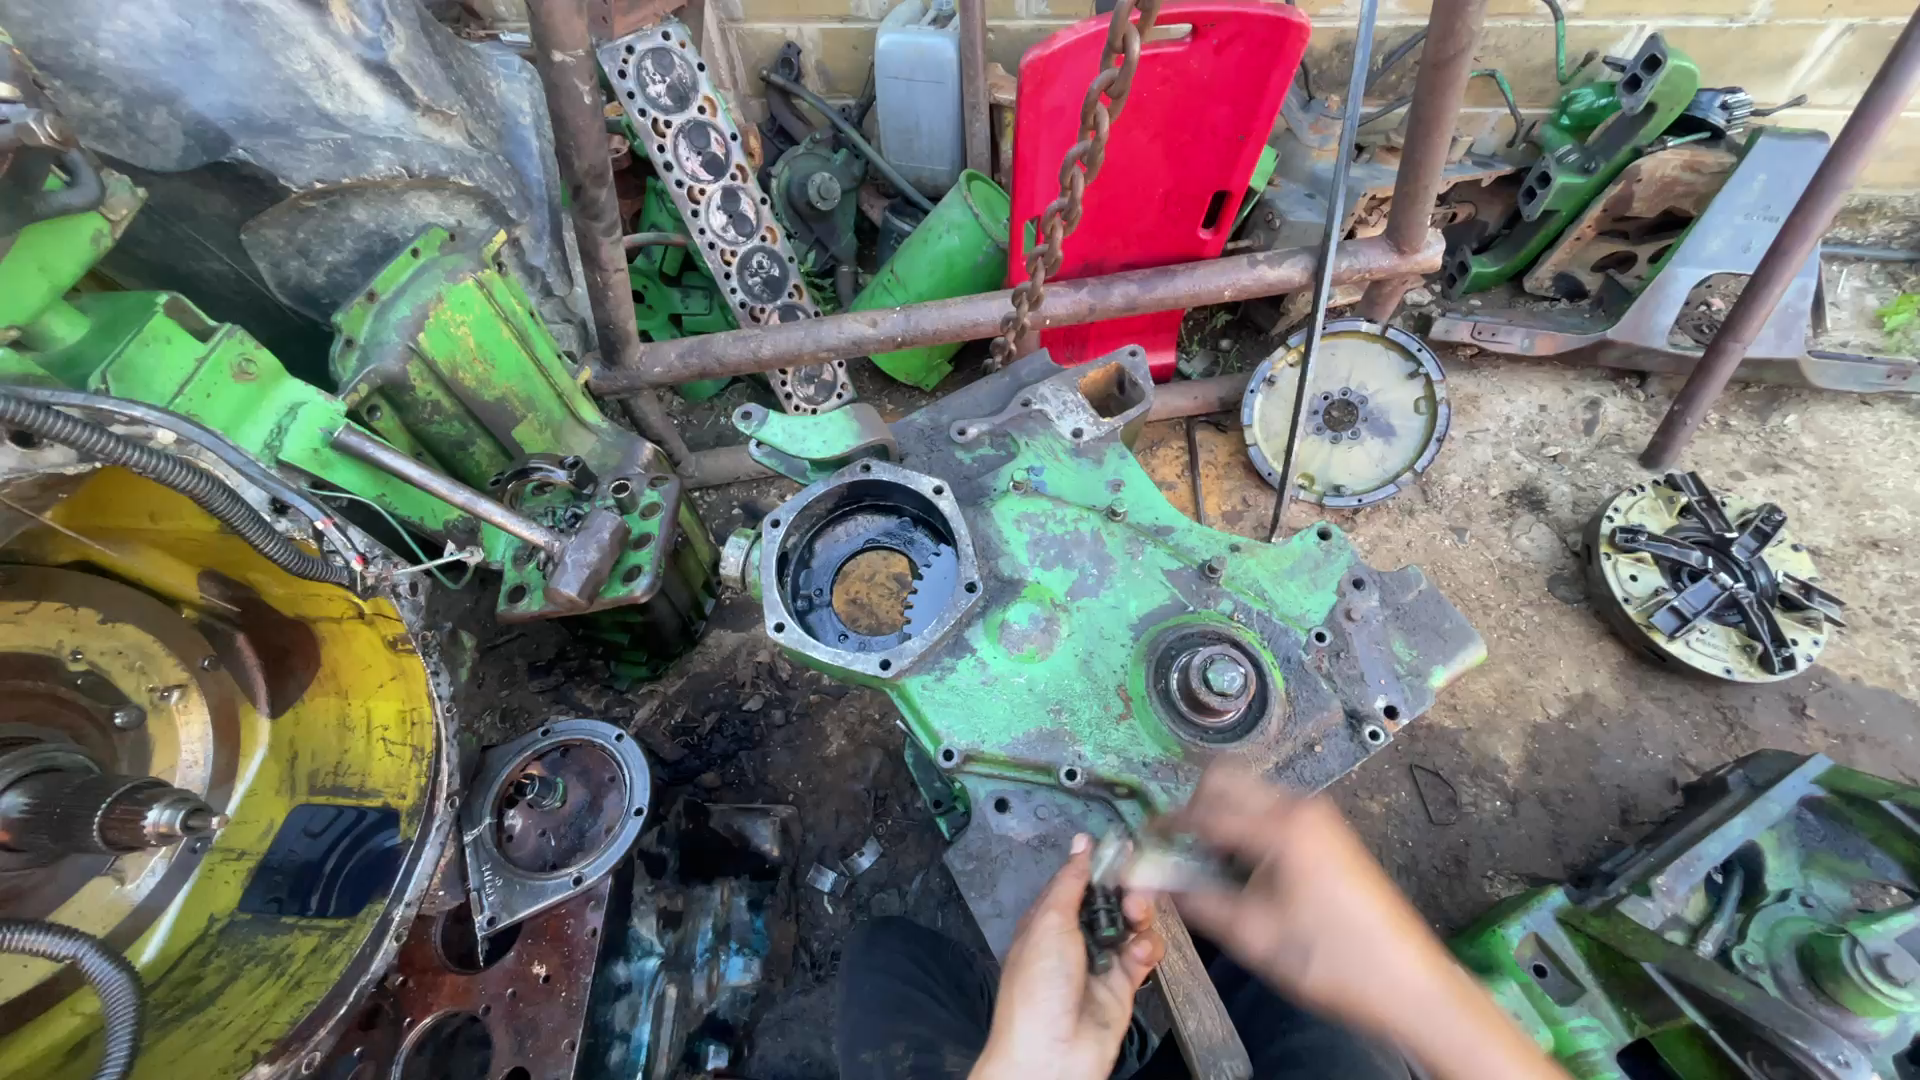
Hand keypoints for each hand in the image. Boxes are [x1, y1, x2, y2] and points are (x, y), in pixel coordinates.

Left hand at [969, 833, 1166, 1079]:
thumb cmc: (1039, 982)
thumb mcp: (1049, 921)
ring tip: (1138, 916)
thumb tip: (1082, 842)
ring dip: (1138, 915)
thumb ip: (1071, 880)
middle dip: (1125, 888)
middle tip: (1136, 887)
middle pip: (1109, 900)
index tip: (1125, 847)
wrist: (1051, 1055)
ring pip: (1130, 923)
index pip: (1078, 880)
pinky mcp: (1124, 984)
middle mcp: (1075, 935)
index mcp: (1049, 917)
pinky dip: (1146, 948)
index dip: (1100, 864)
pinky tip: (1139, 952)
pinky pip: (1142, 955)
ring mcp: (1100, 960)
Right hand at [1156, 764, 1445, 1032]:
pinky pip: (1268, 806)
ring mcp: (1315, 814)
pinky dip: (1243, 822)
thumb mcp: (1253, 935)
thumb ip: (1194, 900)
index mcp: (1279, 826)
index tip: (1143, 840)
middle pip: (1224, 777)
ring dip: (1219, 813)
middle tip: (1179, 845)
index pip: (1202, 810)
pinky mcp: (1324, 829)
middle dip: (1192, 806)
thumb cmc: (1333, 961)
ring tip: (1210, 861)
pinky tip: (1243, 865)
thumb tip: (1146, 882)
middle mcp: (1296, 805)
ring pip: (1246, 789)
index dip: (1166, 826)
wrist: (1414, 987)